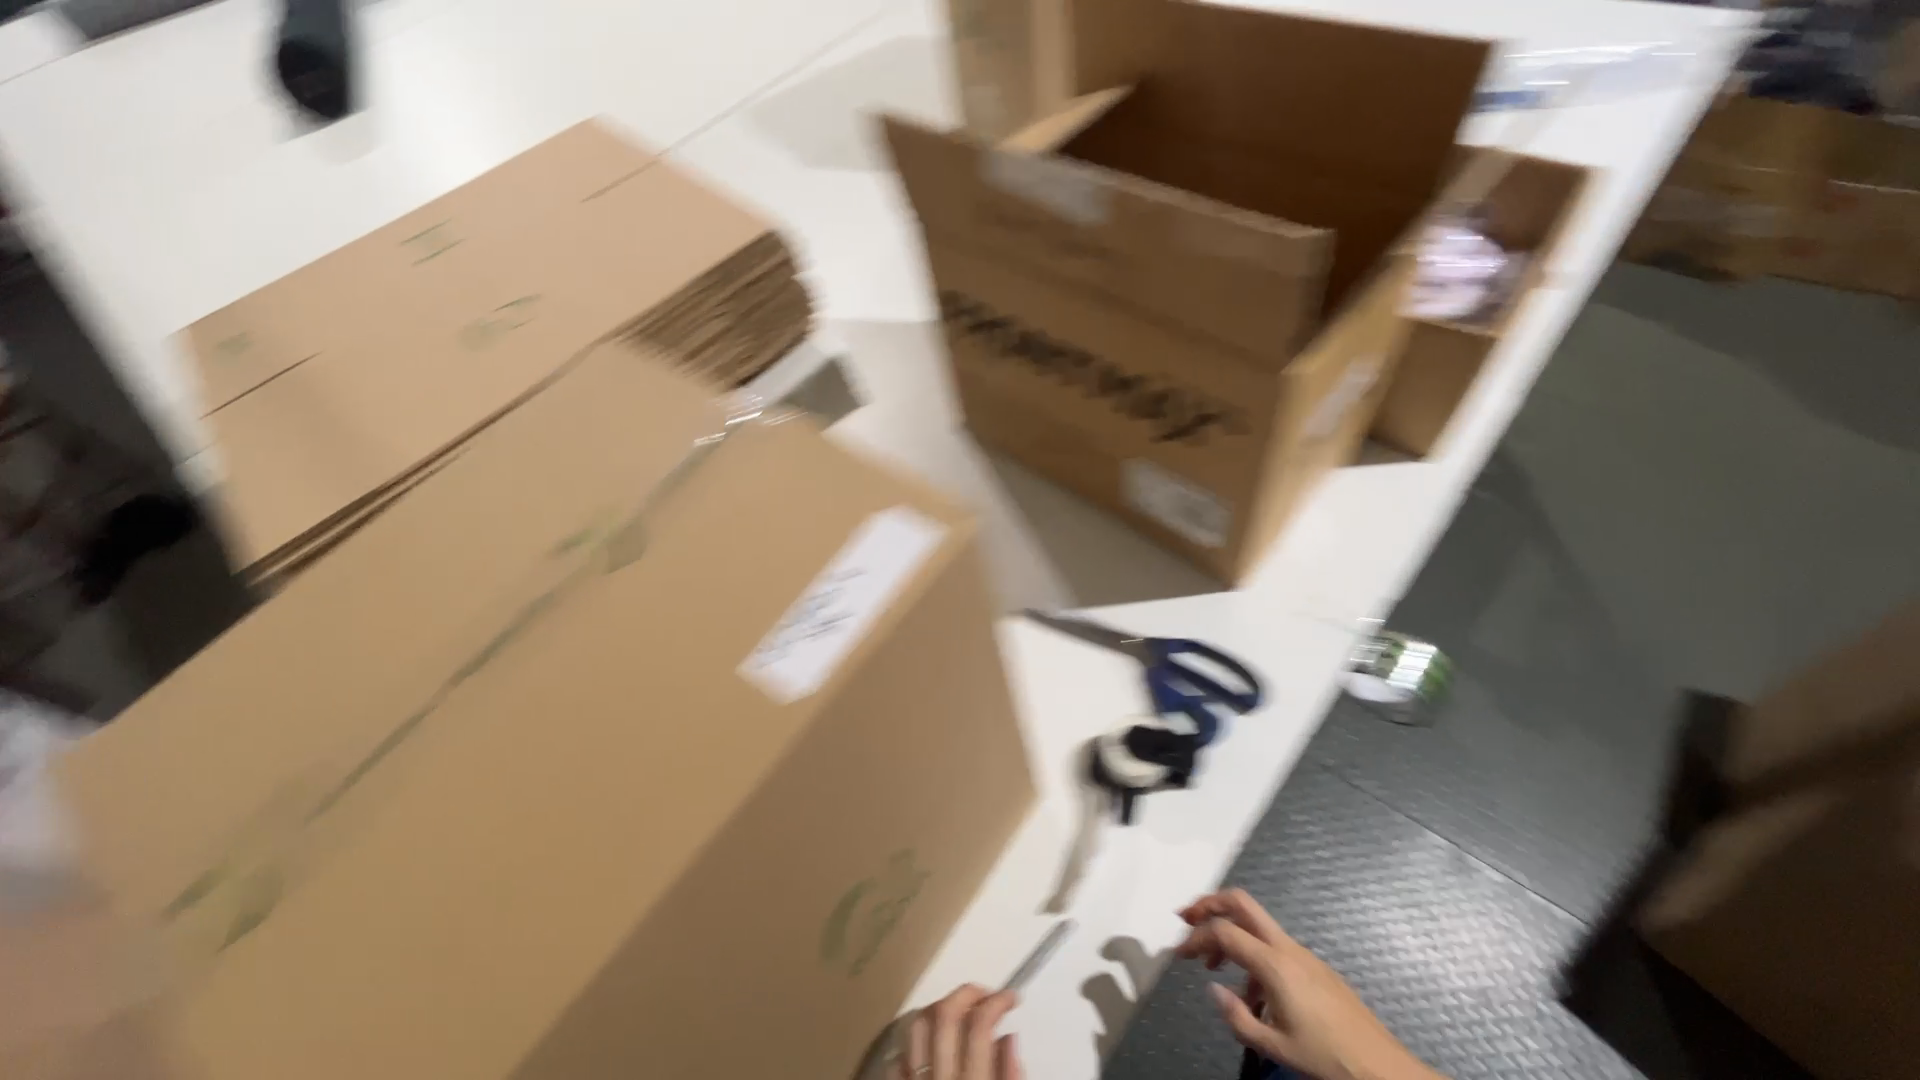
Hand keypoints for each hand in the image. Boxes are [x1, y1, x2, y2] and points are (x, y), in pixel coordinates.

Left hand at [892, 984, 1023, 1079]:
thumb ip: (1010, 1077)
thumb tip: (1010, 1036)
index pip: (979, 1026)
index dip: (997, 1002)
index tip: (1012, 997)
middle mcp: (938, 1076)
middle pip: (944, 1016)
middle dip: (967, 993)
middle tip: (987, 993)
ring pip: (917, 1027)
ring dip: (938, 1009)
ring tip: (959, 1010)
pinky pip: (898, 1058)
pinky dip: (915, 1045)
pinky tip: (932, 1045)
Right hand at [1176, 889, 1443, 1079]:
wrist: (1383, 1067)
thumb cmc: (1327, 1057)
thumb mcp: (1274, 1047)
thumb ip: (1237, 1017)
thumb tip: (1212, 989)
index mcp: (1274, 965)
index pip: (1224, 932)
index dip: (1196, 938)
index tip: (1179, 955)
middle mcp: (1287, 949)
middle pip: (1242, 903)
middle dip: (1209, 904)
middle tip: (1186, 919)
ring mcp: (1304, 954)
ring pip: (1257, 925)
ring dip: (1230, 933)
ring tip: (1214, 969)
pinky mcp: (1314, 967)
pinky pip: (1274, 946)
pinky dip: (1252, 954)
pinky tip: (1251, 993)